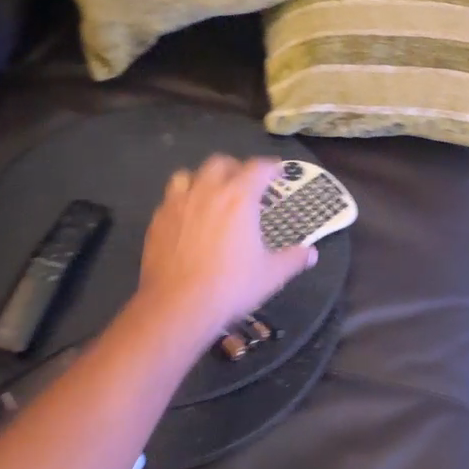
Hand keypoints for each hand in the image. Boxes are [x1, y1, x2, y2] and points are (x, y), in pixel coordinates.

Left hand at [137, 155, 315, 342]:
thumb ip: (293, 259)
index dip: (270, 167)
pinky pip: (170, 200)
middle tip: (244, 182)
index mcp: (239, 198)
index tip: (277, 171)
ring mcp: (177, 204)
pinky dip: (182, 202)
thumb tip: (311, 253)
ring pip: (188, 175)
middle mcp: (206, 191)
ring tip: (210, 194)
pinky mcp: (157, 220)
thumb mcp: (271, 275)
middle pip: (220, 163)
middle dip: (234, 168)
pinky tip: (187, 219)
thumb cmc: (231, 286)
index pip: (257, 168)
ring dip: (202, 180)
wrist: (179, 305)